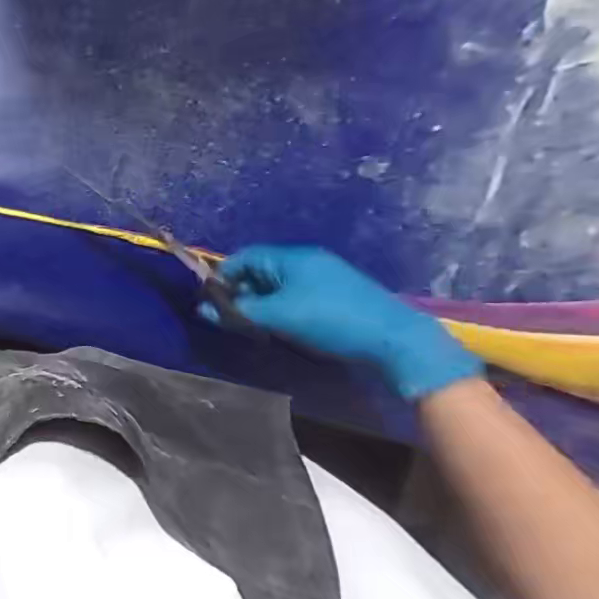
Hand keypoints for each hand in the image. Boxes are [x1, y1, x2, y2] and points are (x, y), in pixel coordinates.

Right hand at [205, 245, 482, 400]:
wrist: (395, 342)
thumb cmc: (329, 321)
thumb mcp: (277, 317)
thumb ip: (237, 312)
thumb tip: (203, 310)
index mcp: (291, 256)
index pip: (242, 257)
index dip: (222, 278)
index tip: (212, 303)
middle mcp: (307, 259)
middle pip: (259, 269)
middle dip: (241, 292)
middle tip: (233, 318)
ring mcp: (325, 275)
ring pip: (277, 284)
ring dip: (261, 302)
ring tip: (257, 325)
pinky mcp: (337, 293)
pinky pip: (296, 293)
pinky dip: (281, 307)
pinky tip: (284, 327)